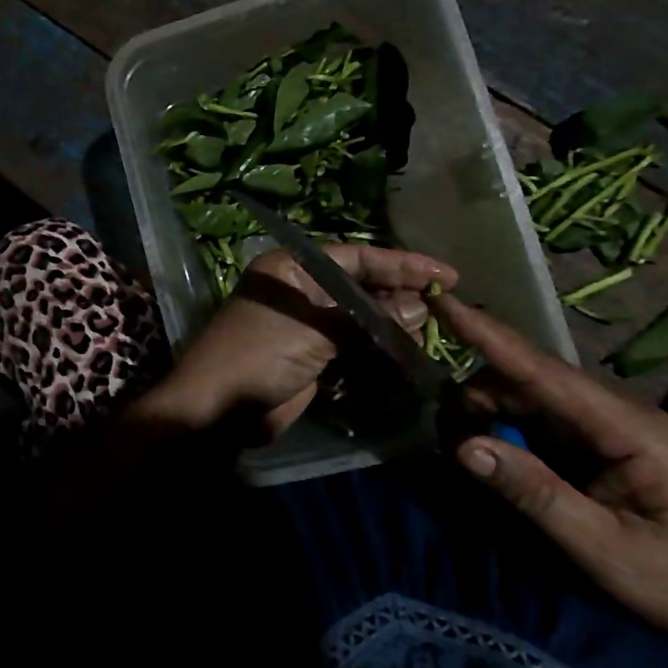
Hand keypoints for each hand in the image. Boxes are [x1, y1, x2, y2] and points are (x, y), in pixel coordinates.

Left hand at [132, 245, 455, 436]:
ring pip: (360, 316)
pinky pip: (353, 344)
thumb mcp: (311, 330)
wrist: (219, 410)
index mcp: (291, 269)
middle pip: (360, 285)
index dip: (401, 264)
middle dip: (401, 293)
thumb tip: (419, 305)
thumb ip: (366, 317)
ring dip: (395, 322)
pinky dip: (379, 346)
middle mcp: (300, 290)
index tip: (445, 274)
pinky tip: (410, 350)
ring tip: (437, 327)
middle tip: (448, 304)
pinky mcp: (311, 355)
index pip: (355, 257)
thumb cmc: (256, 356)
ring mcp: (306, 324)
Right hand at [433, 292, 667, 661]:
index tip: (446, 301)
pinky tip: (491, 449)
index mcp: (638, 432)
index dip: (491, 337)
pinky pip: (544, 420)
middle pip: (534, 380)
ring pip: (534, 397)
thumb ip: (535, 493)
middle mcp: (626, 416)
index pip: (549, 373)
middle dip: (480, 392)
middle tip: (445, 431)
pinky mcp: (607, 445)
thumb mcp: (605, 549)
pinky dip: (508, 428)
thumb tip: (464, 446)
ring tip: (462, 445)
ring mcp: (617, 428)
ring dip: (490, 412)